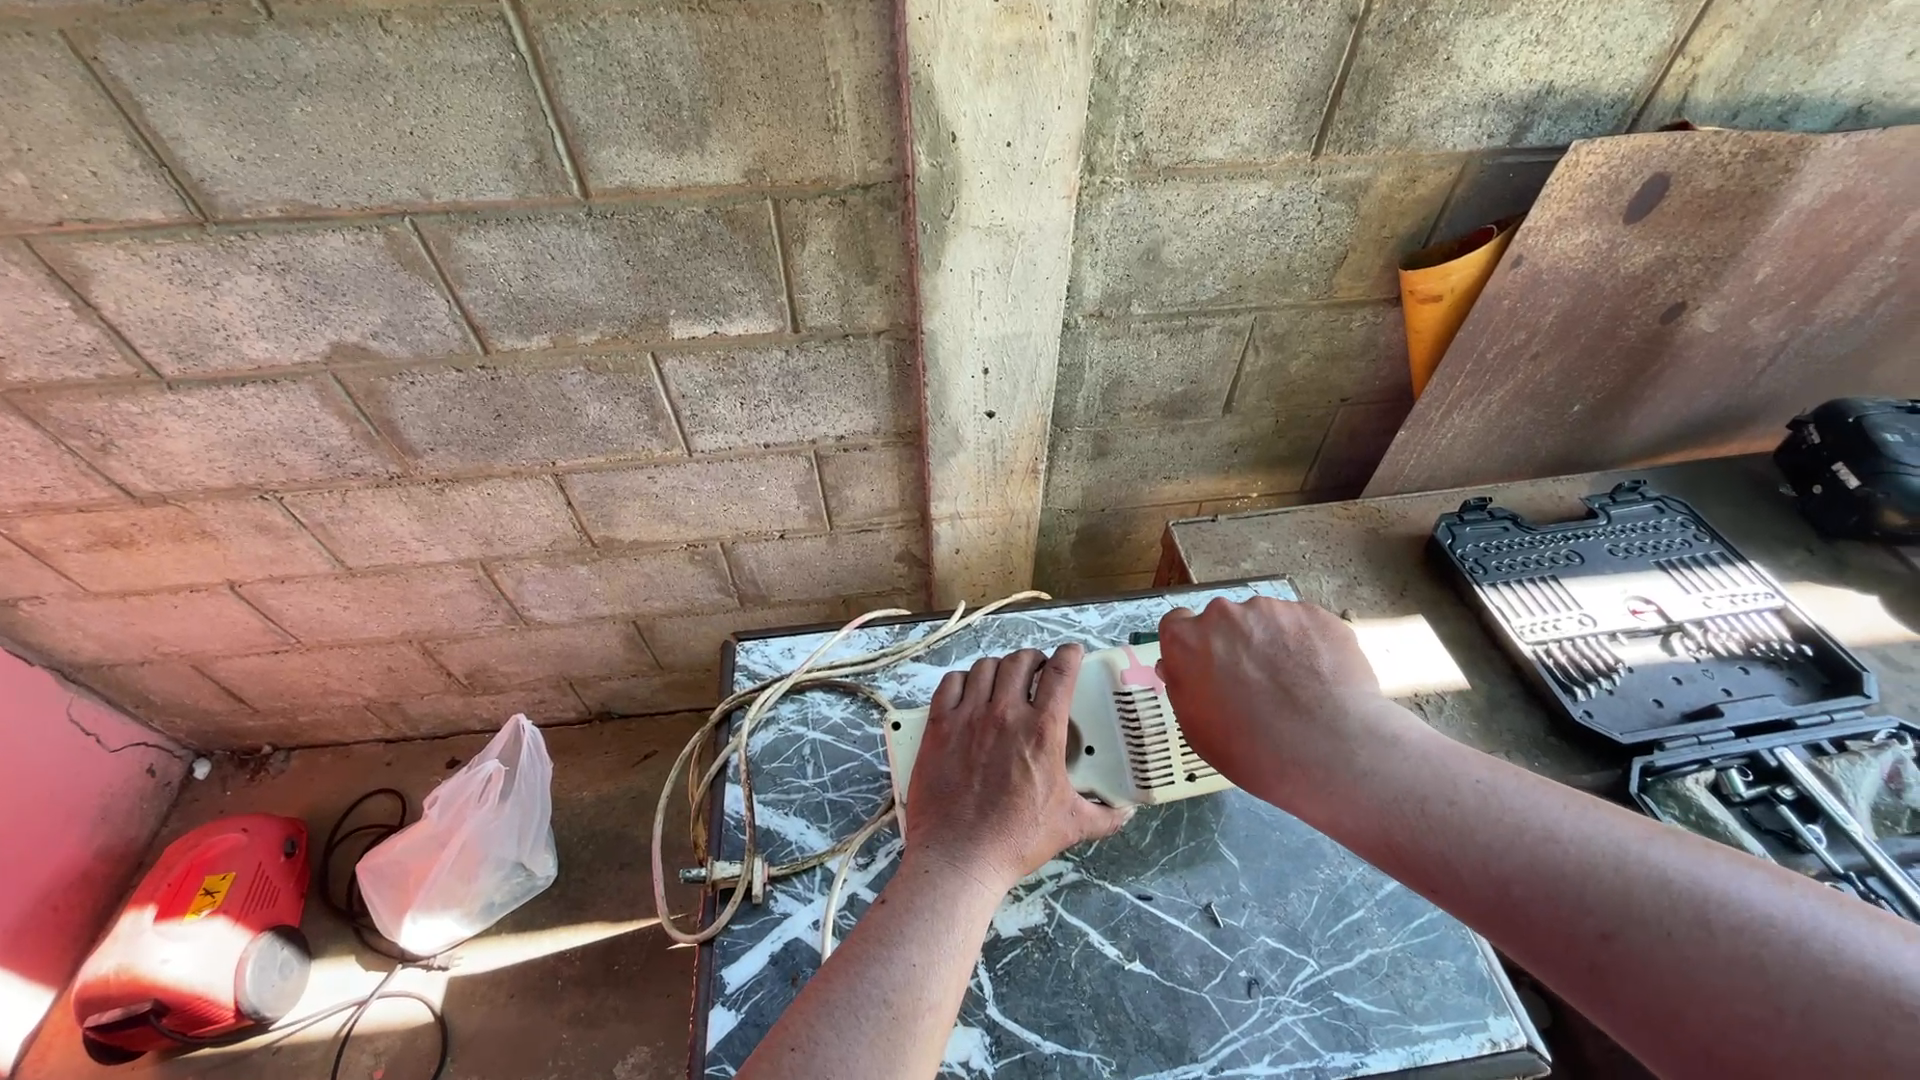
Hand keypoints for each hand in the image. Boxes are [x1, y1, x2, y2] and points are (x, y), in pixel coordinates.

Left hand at [905, 645, 1131, 893]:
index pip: (1061, 672)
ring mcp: (968, 717)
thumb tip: (1125, 814)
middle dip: (1033, 659)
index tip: (1071, 652)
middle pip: (1021, 660)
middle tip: (1037, 670)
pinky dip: (962, 680)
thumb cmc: (1013, 840)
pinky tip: (968, 690)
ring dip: (999, 668)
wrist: (960, 856)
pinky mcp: (939, 727)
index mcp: (1042, 732)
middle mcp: (1005, 715)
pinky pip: (950, 683)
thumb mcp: (1069, 826)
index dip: (1069, 654)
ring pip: (985, 667)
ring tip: (1003, 680)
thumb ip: (1103, 815)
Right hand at [1157, 596, 1422, 807]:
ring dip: (1270, 643)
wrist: (1331, 752)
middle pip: (1222, 621)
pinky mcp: (1313, 614)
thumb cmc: (1252, 751)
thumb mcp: (1197, 729)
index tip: (1208, 668)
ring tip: (1294, 684)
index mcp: (1186, 641)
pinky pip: (1301, 625)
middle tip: (1254, 682)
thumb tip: (1177, 667)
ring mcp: (1271, 610)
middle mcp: (1223, 614)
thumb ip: (1183, 688)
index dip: (1193, 647)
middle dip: (1233, 644)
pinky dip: (1306, 645)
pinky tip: (1320, 679)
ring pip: (1264, 621)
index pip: (1177, 625)